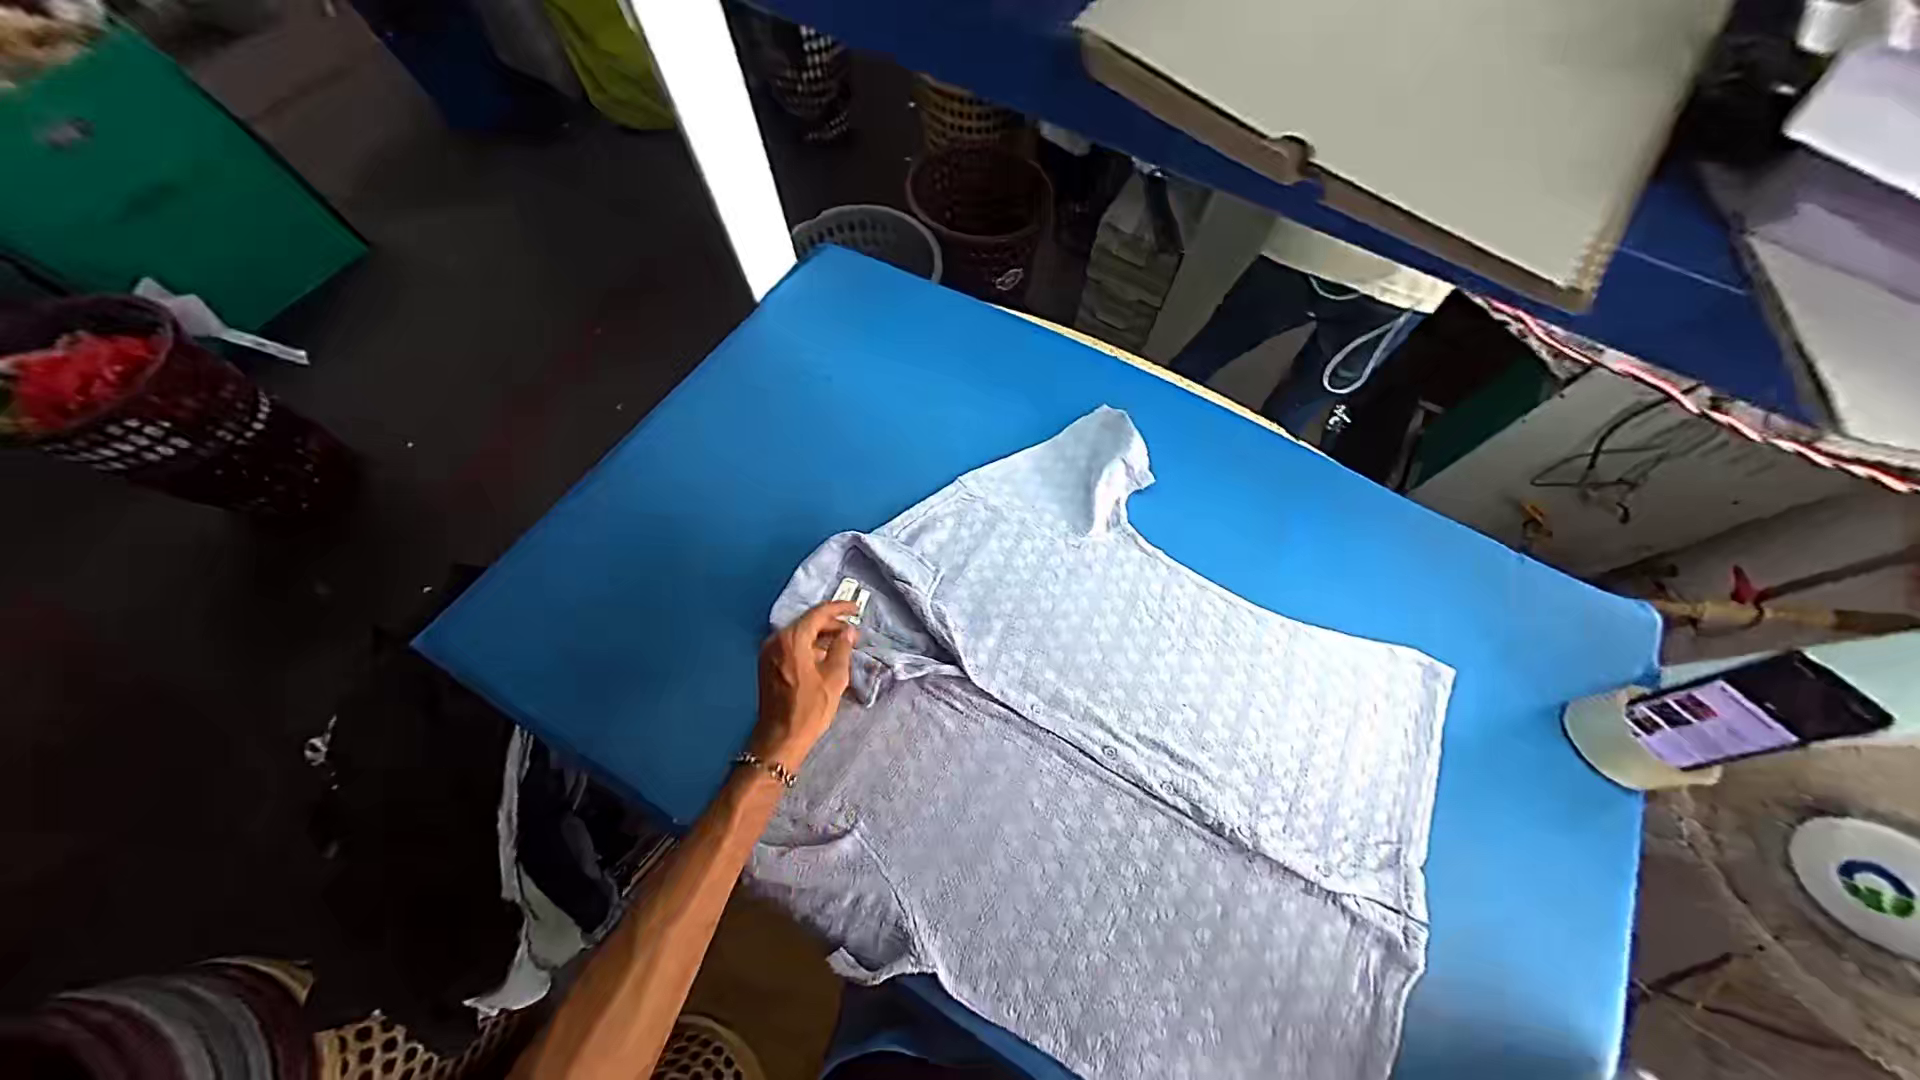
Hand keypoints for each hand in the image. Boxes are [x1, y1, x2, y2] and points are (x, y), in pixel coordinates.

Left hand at [751, 600, 858, 771]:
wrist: (780, 738)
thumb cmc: (809, 708)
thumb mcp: (834, 677)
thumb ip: (842, 648)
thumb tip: (848, 631)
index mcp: (791, 640)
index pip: (818, 614)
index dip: (839, 609)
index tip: (855, 609)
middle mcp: (776, 641)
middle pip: (806, 622)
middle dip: (830, 623)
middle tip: (852, 631)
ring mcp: (768, 652)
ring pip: (799, 634)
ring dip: (820, 635)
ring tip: (842, 643)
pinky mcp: (767, 664)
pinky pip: (790, 645)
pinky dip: (808, 645)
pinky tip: (824, 655)